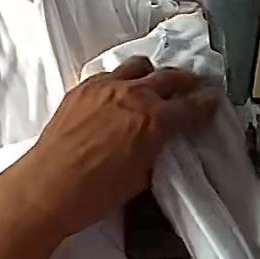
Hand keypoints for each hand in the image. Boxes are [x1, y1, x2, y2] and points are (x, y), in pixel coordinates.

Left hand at [0, 57, 217, 239]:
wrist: (49, 188)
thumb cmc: (93, 192)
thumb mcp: (140, 177)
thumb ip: (155, 151)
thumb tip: (158, 143)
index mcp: (154, 120)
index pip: (191, 107)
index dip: (205, 105)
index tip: (210, 103)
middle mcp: (133, 96)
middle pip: (169, 77)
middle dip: (184, 82)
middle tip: (191, 87)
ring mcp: (106, 87)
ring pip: (139, 66)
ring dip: (152, 74)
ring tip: (155, 83)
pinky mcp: (83, 89)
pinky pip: (110, 73)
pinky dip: (122, 79)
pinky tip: (120, 91)